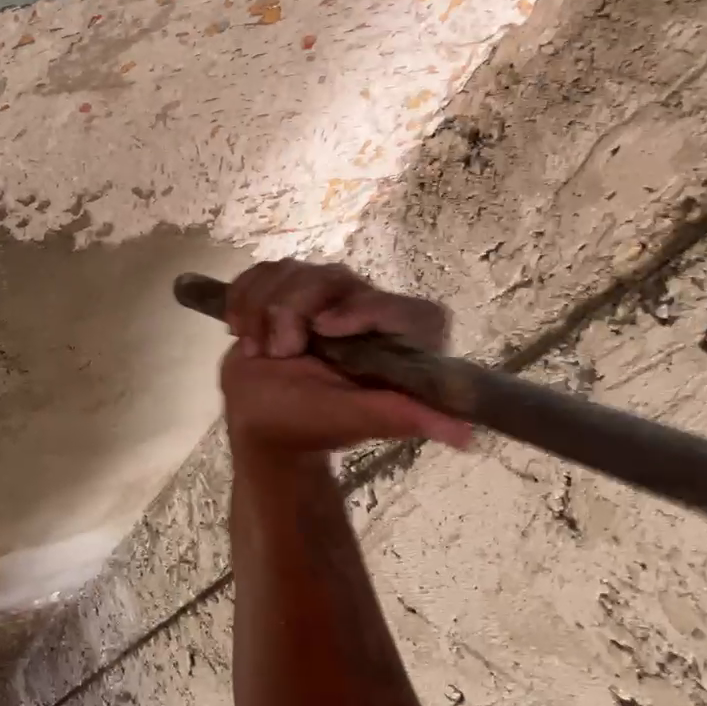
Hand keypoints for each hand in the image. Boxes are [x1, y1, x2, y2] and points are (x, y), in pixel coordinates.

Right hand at [219, 260, 471, 461]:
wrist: (253, 418)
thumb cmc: (305, 424)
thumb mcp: (352, 419)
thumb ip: (399, 415)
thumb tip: (465, 435)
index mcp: (397, 346)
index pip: (405, 307)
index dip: (366, 308)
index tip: (324, 329)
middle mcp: (364, 313)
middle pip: (334, 277)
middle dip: (291, 310)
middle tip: (279, 352)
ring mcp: (320, 298)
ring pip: (292, 270)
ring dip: (261, 308)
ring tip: (259, 349)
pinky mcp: (281, 289)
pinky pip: (262, 271)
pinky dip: (242, 297)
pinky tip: (241, 330)